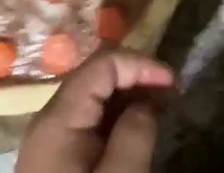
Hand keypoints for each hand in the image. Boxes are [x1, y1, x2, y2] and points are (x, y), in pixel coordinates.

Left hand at [15, 51, 174, 172]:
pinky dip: (114, 117)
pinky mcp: (54, 158)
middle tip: (170, 95)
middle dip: (136, 78)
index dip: (141, 64)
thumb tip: (146, 101)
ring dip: (127, 97)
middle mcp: (48, 119)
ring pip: (92, 97)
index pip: (103, 64)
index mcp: (59, 118)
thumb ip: (136, 131)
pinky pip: (86, 121)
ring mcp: (49, 139)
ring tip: (158, 111)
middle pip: (95, 76)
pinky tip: (134, 131)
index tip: (174, 82)